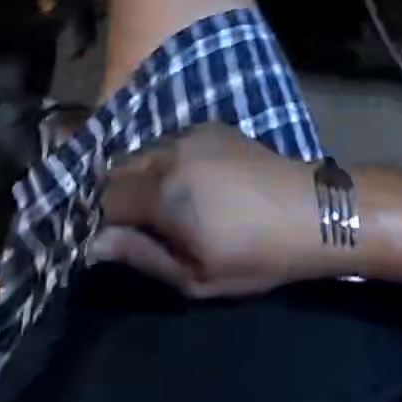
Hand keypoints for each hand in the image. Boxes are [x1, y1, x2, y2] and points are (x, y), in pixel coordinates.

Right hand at [89, 124, 332, 297]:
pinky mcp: (208, 126)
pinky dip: (168, 159)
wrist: (308, 211)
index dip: (106, 220)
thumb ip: (140, 254)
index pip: (106, 197)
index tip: (120, 237)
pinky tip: (193, 180)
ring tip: (168, 201)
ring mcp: (189, 134)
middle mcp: (168, 153)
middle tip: (142, 221)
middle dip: (120, 194)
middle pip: (119, 168)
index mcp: (162, 193)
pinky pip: (171, 141)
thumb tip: (93, 243)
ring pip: (144, 152)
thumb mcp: (195, 276)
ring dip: (143, 175)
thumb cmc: (253, 256)